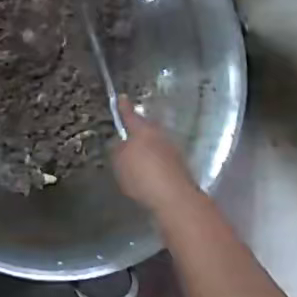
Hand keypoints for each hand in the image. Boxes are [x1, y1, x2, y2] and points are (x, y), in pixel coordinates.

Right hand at [112, 97, 199, 213]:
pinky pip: (161, 160)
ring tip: (135, 161)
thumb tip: (122, 144)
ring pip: (155, 144)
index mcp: (143, 130)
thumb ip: (118, 150)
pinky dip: (154, 164)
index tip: (122, 98)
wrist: (175, 199)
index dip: (124, 107)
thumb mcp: (120, 162)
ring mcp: (172, 151)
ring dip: (146, 150)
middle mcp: (159, 136)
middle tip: (126, 138)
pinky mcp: (179, 167)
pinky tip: (148, 176)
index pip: (130, 115)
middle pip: (145, 130)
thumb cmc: (143, 176)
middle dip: (137, 132)